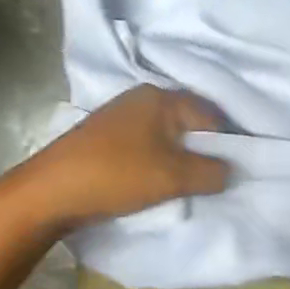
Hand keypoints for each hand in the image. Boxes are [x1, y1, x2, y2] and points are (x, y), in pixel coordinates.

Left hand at [9, 86, 232, 230]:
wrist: (50, 191)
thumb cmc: (117, 175)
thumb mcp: (173, 176)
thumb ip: (211, 172)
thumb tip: (231, 170)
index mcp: (161, 97)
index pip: (211, 114)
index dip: (230, 141)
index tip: (239, 170)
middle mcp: (141, 99)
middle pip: (188, 124)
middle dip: (205, 151)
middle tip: (218, 180)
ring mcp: (120, 118)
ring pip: (166, 137)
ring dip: (180, 160)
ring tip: (191, 186)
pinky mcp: (106, 139)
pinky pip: (146, 147)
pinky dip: (158, 163)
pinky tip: (160, 183)